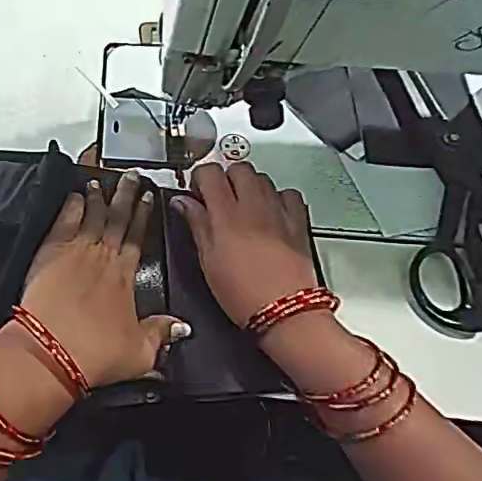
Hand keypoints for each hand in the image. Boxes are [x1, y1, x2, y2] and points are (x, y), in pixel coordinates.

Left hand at [15, 173, 186, 388]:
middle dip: (126, 195)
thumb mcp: (140, 352)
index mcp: (125, 275)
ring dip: (98, 198)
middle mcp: (102, 256)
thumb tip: (181, 328)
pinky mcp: (50, 252)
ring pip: (91, 215)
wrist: (52, 350)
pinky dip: (70, 206)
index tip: (149, 198)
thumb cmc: (95, 353)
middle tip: (131, 176)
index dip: (144, 216)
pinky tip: (74, 197)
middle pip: (117, 218)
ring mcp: (75, 251)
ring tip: (101, 182)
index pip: (139, 237)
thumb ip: (161, 334)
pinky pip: (64, 221)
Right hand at [170, 162, 319, 325]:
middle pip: (238, 168)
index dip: (199, 178)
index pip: (209, 172)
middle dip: (225, 177)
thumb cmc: (244, 294)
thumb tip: (183, 203)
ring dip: (249, 185)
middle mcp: (253, 206)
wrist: (285, 312)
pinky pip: (288, 194)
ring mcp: (278, 212)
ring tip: (242, 205)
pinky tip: (270, 211)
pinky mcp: (298, 222)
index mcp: (226, 214)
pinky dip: (277, 197)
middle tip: (218, 197)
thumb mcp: (207, 260)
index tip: (196, 192)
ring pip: (262, 178)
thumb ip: (196, 224)